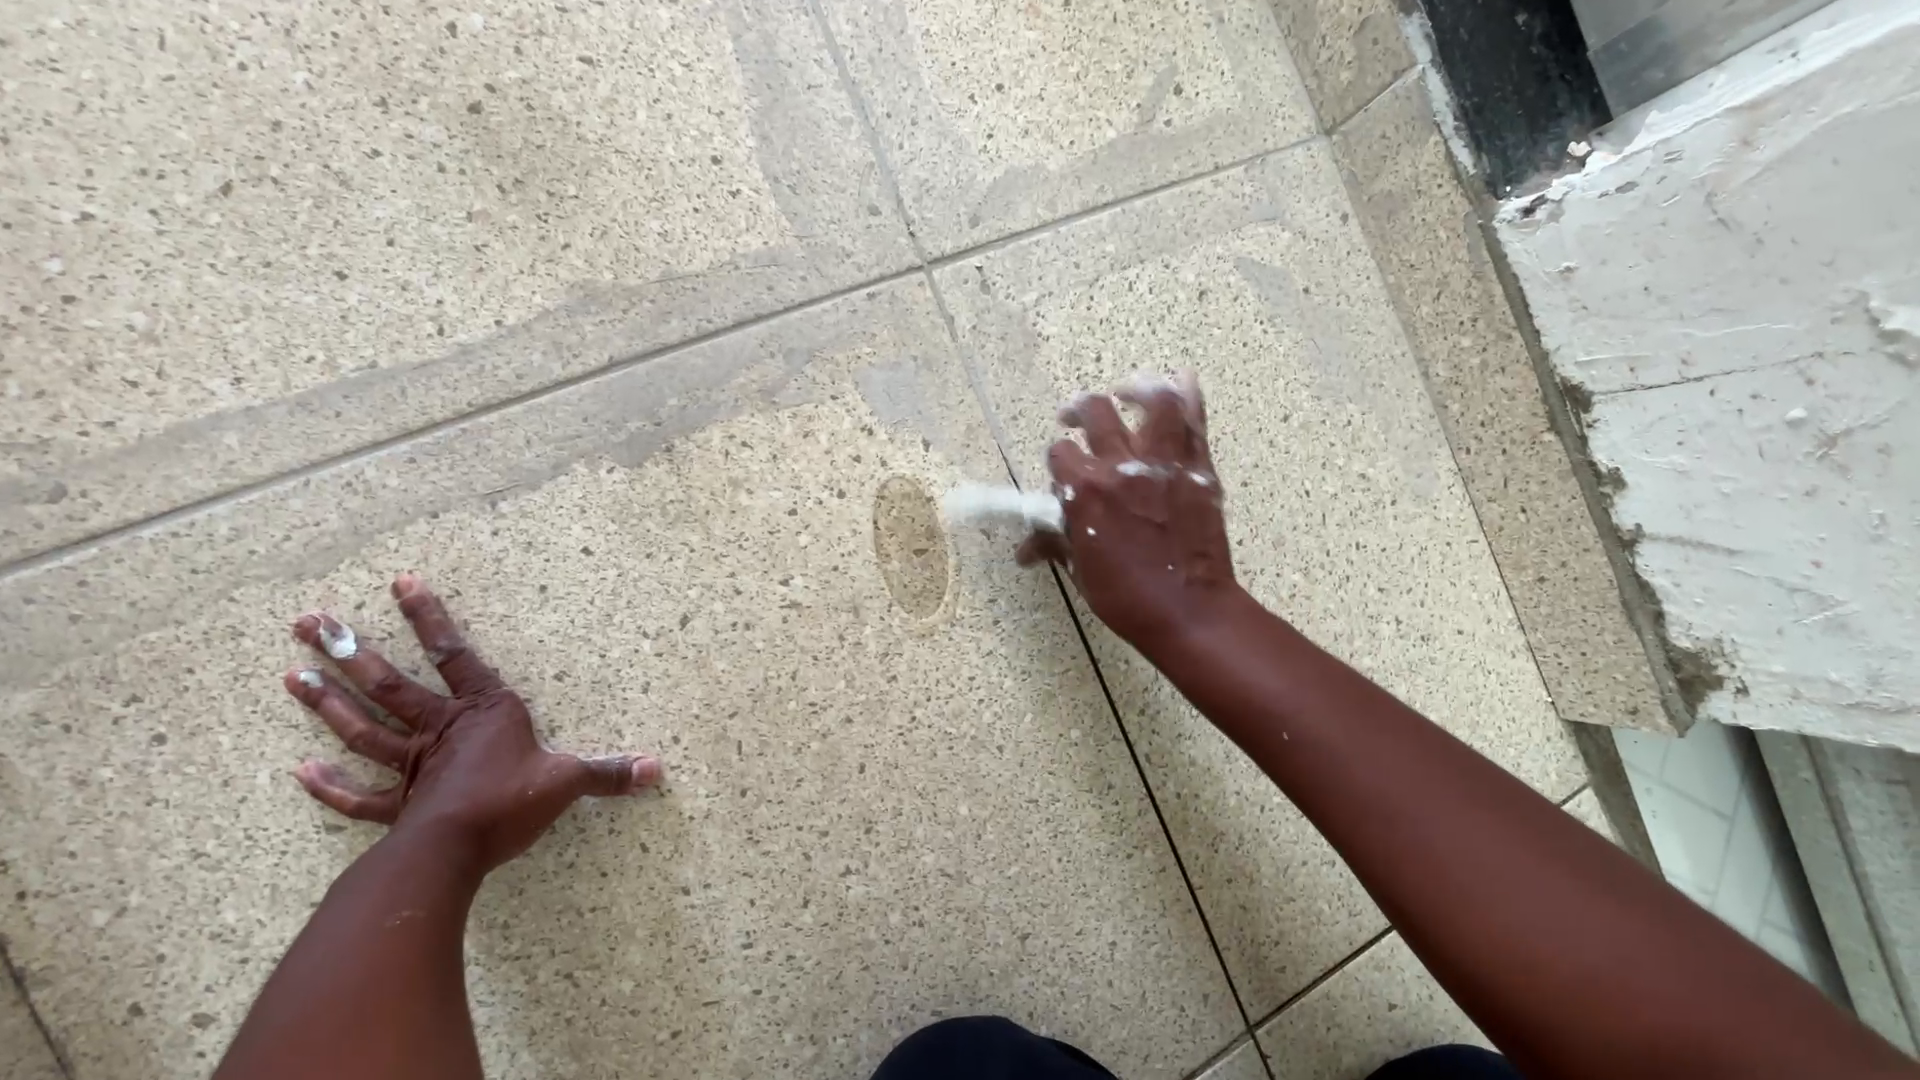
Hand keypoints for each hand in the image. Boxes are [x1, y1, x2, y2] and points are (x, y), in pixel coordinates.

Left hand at [285, 574, 660, 873]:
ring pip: (362, 727)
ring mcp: (410, 767)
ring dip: (326, 701)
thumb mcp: (567, 781)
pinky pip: (356, 795)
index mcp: (482, 713)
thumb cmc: (509, 802)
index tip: (399, 581)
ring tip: (293, 672)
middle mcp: (439, 730)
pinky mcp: (395, 807)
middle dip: (348, 650)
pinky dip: (327, 785)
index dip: (429, 618)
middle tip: (308, 621)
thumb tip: (656, 770)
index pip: (455, 654)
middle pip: (388, 684)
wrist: (453, 852)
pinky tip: (298, 770)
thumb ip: (607, 772)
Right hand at [1016, 371, 1243, 652]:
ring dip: (1137, 388)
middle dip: (1079, 409)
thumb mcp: (1081, 570)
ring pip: (1153, 400)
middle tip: (1077, 417)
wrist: (1189, 611)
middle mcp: (1122, 467)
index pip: (1059, 452)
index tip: (1064, 472)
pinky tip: (1179, 382)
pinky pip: (1194, 419)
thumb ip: (1054, 544)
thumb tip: (1024, 550)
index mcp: (1086, 491)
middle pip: (1095, 411)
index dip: (1058, 459)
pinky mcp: (1198, 468)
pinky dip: (1188, 395)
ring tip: (1127, 393)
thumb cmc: (1127, 597)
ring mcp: (1164, 464)